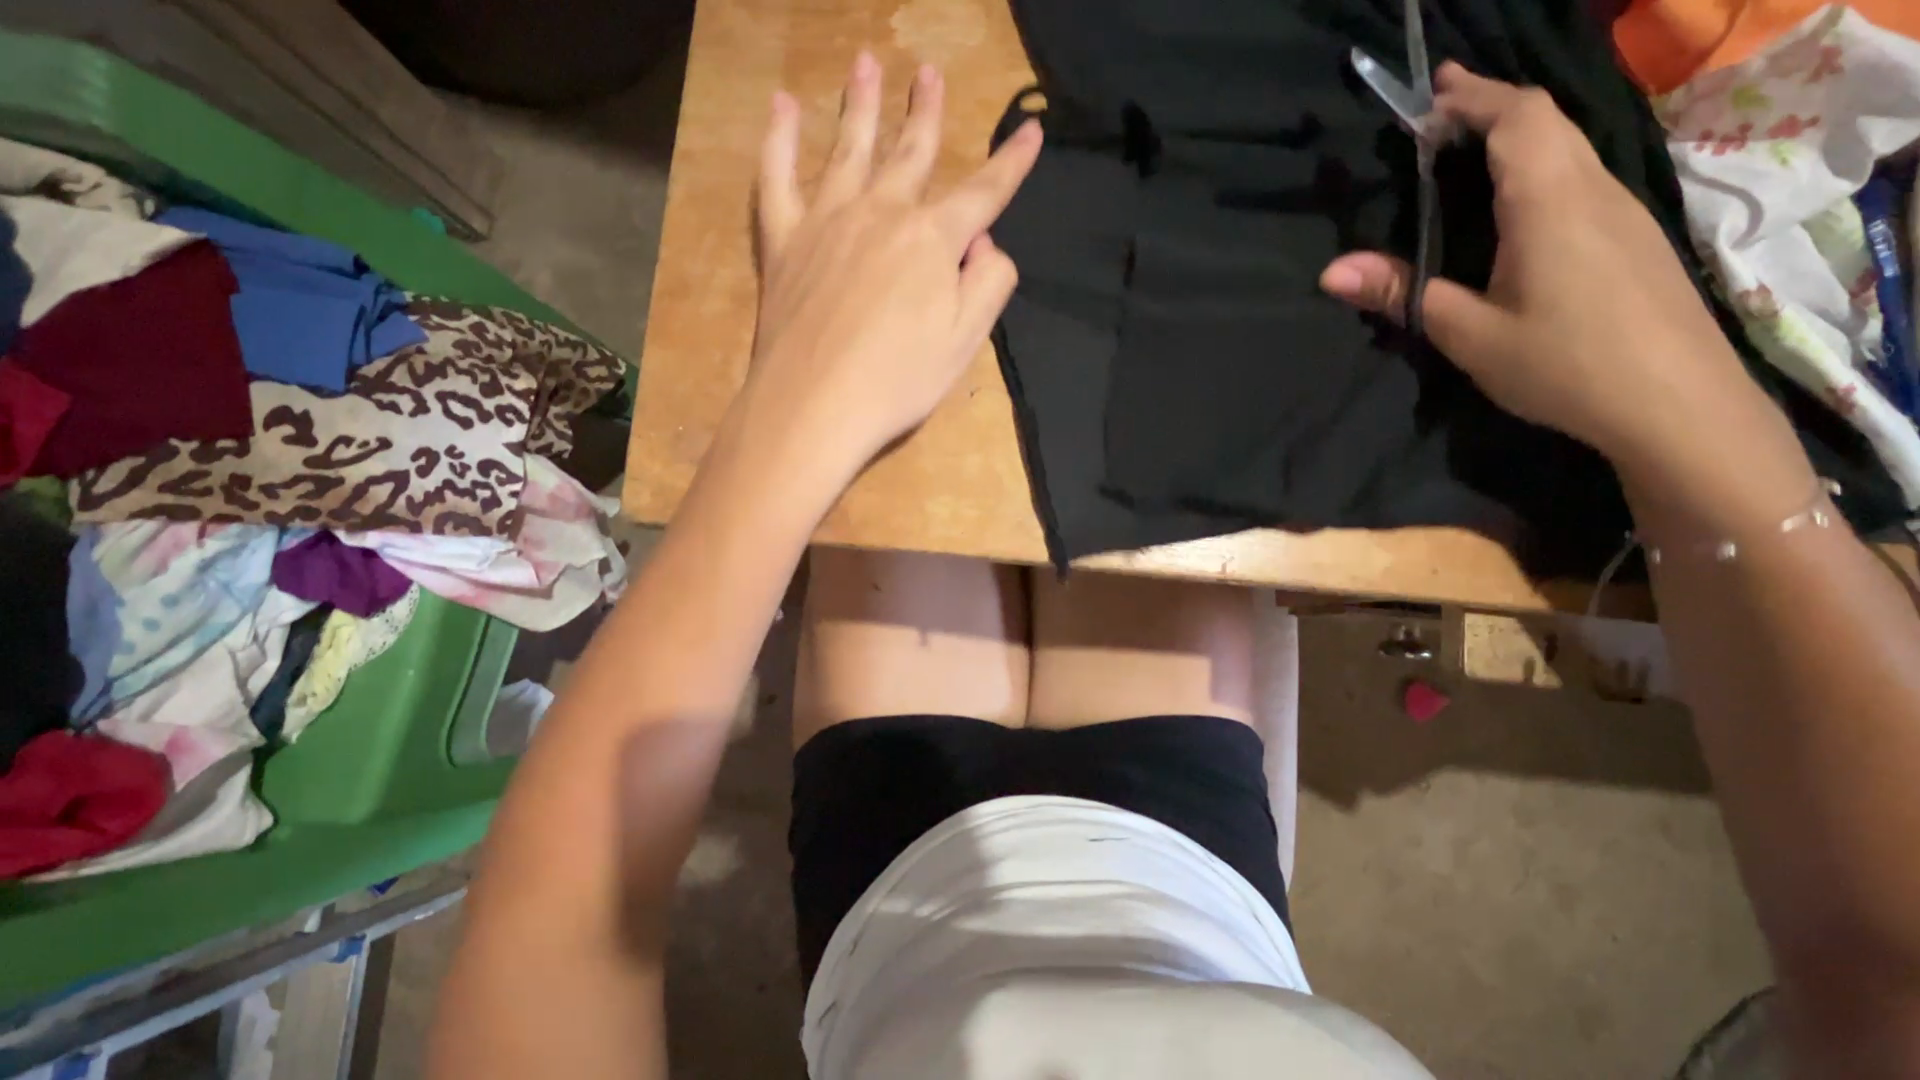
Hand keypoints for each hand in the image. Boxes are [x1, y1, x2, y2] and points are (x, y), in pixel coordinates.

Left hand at [737, 53, 1042, 475]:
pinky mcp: (784, 239)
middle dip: (925, 111)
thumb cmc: (898, 381)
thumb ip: (990, 283)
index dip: (1012, 162)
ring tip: (866, 64)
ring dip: (860, 104)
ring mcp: (828, 220)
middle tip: (929, 72)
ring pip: (849, 149)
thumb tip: (985, 243)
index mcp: (934, 240)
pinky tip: (783, 106)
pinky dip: (780, 139)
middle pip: (911, 152)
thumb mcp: (966, 340)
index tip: (1032, 129)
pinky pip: (778, 178)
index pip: (984, 192)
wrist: (814, 406)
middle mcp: (883, 213)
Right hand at [1317, 64, 1772, 473]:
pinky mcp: (1636, 238)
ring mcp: (1624, 211)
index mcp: (1550, 201)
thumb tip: (1331, 272)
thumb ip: (1404, 294)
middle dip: (1493, 103)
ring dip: (1520, 133)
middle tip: (1442, 108)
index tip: (1428, 98)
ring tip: (1471, 146)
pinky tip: (1520, 201)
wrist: (1681, 405)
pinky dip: (1543, 163)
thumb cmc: (1566, 366)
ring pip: (1571, 146)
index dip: (1473, 98)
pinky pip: (1584, 176)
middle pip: (1548, 120)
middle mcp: (1593, 190)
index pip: (1516, 118)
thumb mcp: (1470, 335)